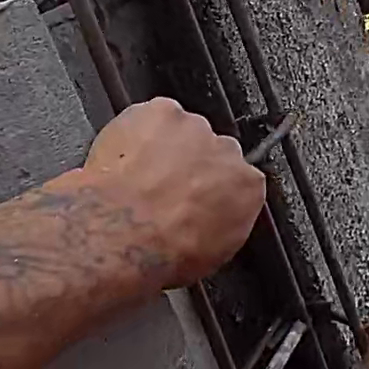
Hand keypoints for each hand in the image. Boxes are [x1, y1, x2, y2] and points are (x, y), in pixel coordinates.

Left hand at [77, 98, 266, 287]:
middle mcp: (226, 151)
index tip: (194, 196)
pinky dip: (134, 131)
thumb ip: (221, 224)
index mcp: (246, 187)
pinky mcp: (159, 112)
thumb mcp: (210, 256)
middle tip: (161, 186)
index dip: (211, 188)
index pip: (237, 178)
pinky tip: (122, 158)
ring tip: (136, 174)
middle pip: (210, 149)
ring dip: (161, 146)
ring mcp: (193, 128)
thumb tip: (207, 224)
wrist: (125, 232)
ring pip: (178, 130)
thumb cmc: (164, 249)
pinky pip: (147, 117)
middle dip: (188, 163)